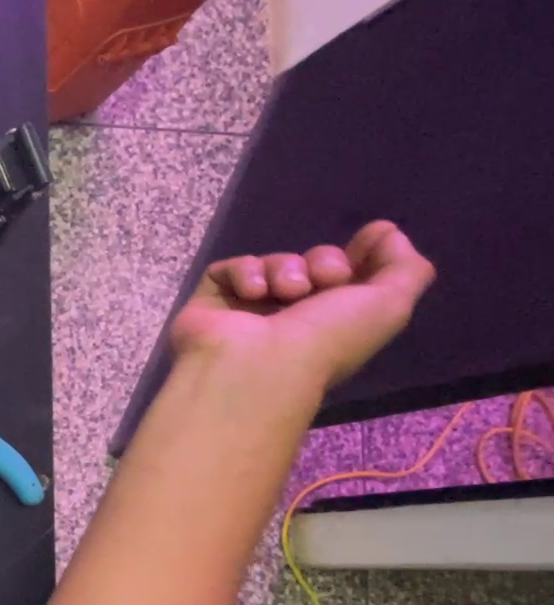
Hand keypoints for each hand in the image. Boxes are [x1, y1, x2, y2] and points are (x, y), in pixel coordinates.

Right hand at [170, 221, 435, 391]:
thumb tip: (382, 233)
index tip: (367, 242)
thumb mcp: (391, 303)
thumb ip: (405, 264)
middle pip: (312, 259)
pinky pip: (230, 268)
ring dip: (285, 269)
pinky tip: (251, 292)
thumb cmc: (327, 339)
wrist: (257, 362)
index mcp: (329, 319)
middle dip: (324, 261)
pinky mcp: (208, 304)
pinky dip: (245, 272)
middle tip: (322, 283)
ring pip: (274, 262)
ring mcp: (246, 309)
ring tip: (285, 292)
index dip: (359, 253)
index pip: (346, 271)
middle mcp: (288, 313)